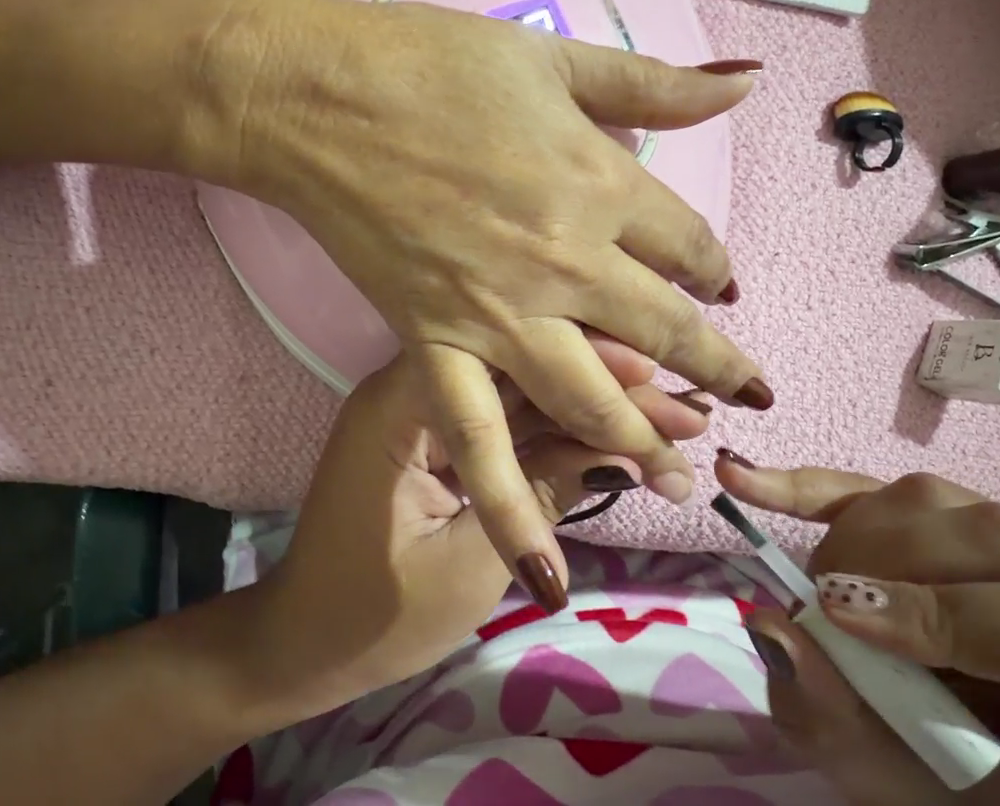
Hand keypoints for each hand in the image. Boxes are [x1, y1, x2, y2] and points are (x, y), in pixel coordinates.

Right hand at [220, 0, 768, 612]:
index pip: (691, 246)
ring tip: (684, 476)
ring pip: (594, 398)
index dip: (713, 268)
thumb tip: (748, 75)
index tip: (716, 282)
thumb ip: (655, 82)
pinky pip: (478, 441)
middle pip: (664, 332)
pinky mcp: (435, 344)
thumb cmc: (435, 63)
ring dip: (646, 440)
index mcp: (601, 183)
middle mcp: (565, 263)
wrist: (318, 98)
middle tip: (746, 394)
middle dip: (712, 364)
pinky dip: (511, 511)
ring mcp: (500, 315)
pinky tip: (546, 577)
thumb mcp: (556, 57)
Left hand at [251, 337, 713, 705]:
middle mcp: (417, 392)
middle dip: (608, 394)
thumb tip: (625, 448)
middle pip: (523, 376)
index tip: (656, 369)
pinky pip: (509, 429)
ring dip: (597, 417)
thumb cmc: (378, 611)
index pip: (501, 357)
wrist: (307, 642)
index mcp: (403, 406)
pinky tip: (625, 446)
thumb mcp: (469, 560)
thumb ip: (542, 493)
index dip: (581, 358)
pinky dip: (563, 440)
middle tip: (693, 410)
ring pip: (526, 402)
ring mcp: (431, 417)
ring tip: (682, 427)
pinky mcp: (442, 444)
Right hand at [716, 456, 999, 805]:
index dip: (942, 611)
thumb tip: (769, 626)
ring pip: (929, 501)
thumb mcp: (932, 800)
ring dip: (850, 538)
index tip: (838, 620)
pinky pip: (881, 490)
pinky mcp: (950, 523)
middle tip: (818, 622)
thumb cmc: (993, 796)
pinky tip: (744, 479)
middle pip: (984, 537)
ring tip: (819, 597)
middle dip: (876, 568)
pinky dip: (807, 488)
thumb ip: (853, 732)